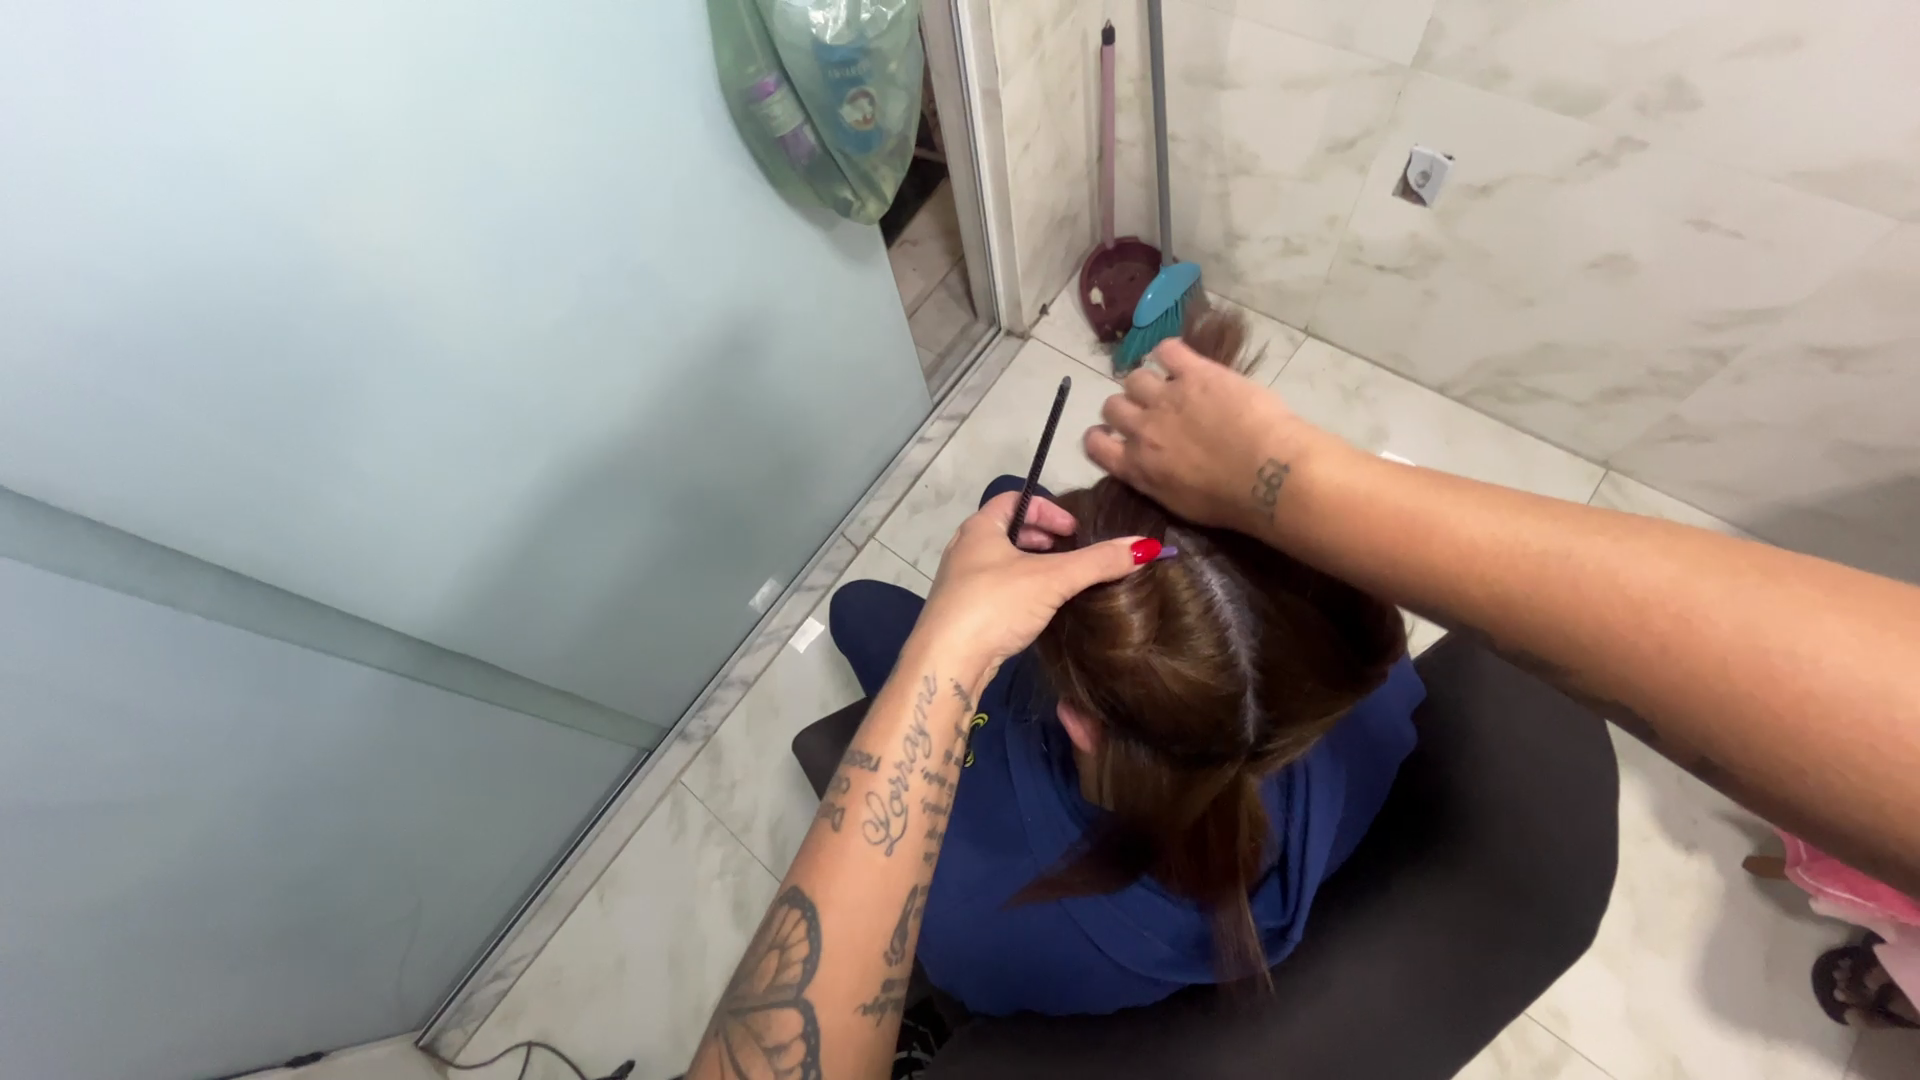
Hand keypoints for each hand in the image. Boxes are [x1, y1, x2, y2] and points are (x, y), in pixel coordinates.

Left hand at [912, 491, 1151, 671]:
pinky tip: (1038, 609)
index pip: (1015, 499)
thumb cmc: (995, 605)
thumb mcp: (1052, 579)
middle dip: (1043, 538)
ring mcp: (960, 582)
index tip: (1074, 531)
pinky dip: (1020, 589)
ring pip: (1002, 562)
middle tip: (1070, 553)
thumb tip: (1148, 546)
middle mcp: (965, 549)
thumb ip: (1099, 562)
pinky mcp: (962, 612)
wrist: (947, 660)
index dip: (1048, 509)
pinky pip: (996, 588)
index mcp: (979, 528)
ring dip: (1032, 565)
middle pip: (1009, 530)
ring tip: (1060, 580)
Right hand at [1084, 338, 1336, 534]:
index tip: (1113, 434)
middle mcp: (1142, 430)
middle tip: (1148, 410)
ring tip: (1167, 385)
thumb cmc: (1230, 501)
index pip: (1095, 444)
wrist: (1268, 474)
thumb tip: (1149, 466)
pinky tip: (1181, 360)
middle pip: (1112, 406)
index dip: (1100, 435)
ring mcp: (1166, 397)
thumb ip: (1152, 480)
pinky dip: (1169, 353)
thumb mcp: (1177, 503)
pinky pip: (1168, 350)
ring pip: (1135, 378)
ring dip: (1147, 382)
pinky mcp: (1195, 373)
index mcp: (1136, 466)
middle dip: (1126, 407)